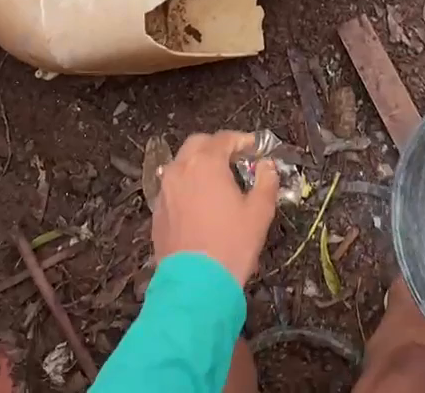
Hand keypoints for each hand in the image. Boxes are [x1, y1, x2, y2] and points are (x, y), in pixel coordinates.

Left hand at [152, 131, 279, 285]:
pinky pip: (172, 188)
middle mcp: (180, 169)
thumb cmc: (232, 244)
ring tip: (217, 182)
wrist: (195, 286)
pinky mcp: (157, 212)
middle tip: (235, 160)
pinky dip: (186, 186)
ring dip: (199, 165)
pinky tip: (199, 204)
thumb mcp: (260, 212)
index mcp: (206, 163)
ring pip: (181, 165)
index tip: (255, 148)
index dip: (242, 140)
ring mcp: (164, 191)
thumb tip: (267, 166)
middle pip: (198, 144)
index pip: (224, 138)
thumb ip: (266, 181)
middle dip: (216, 147)